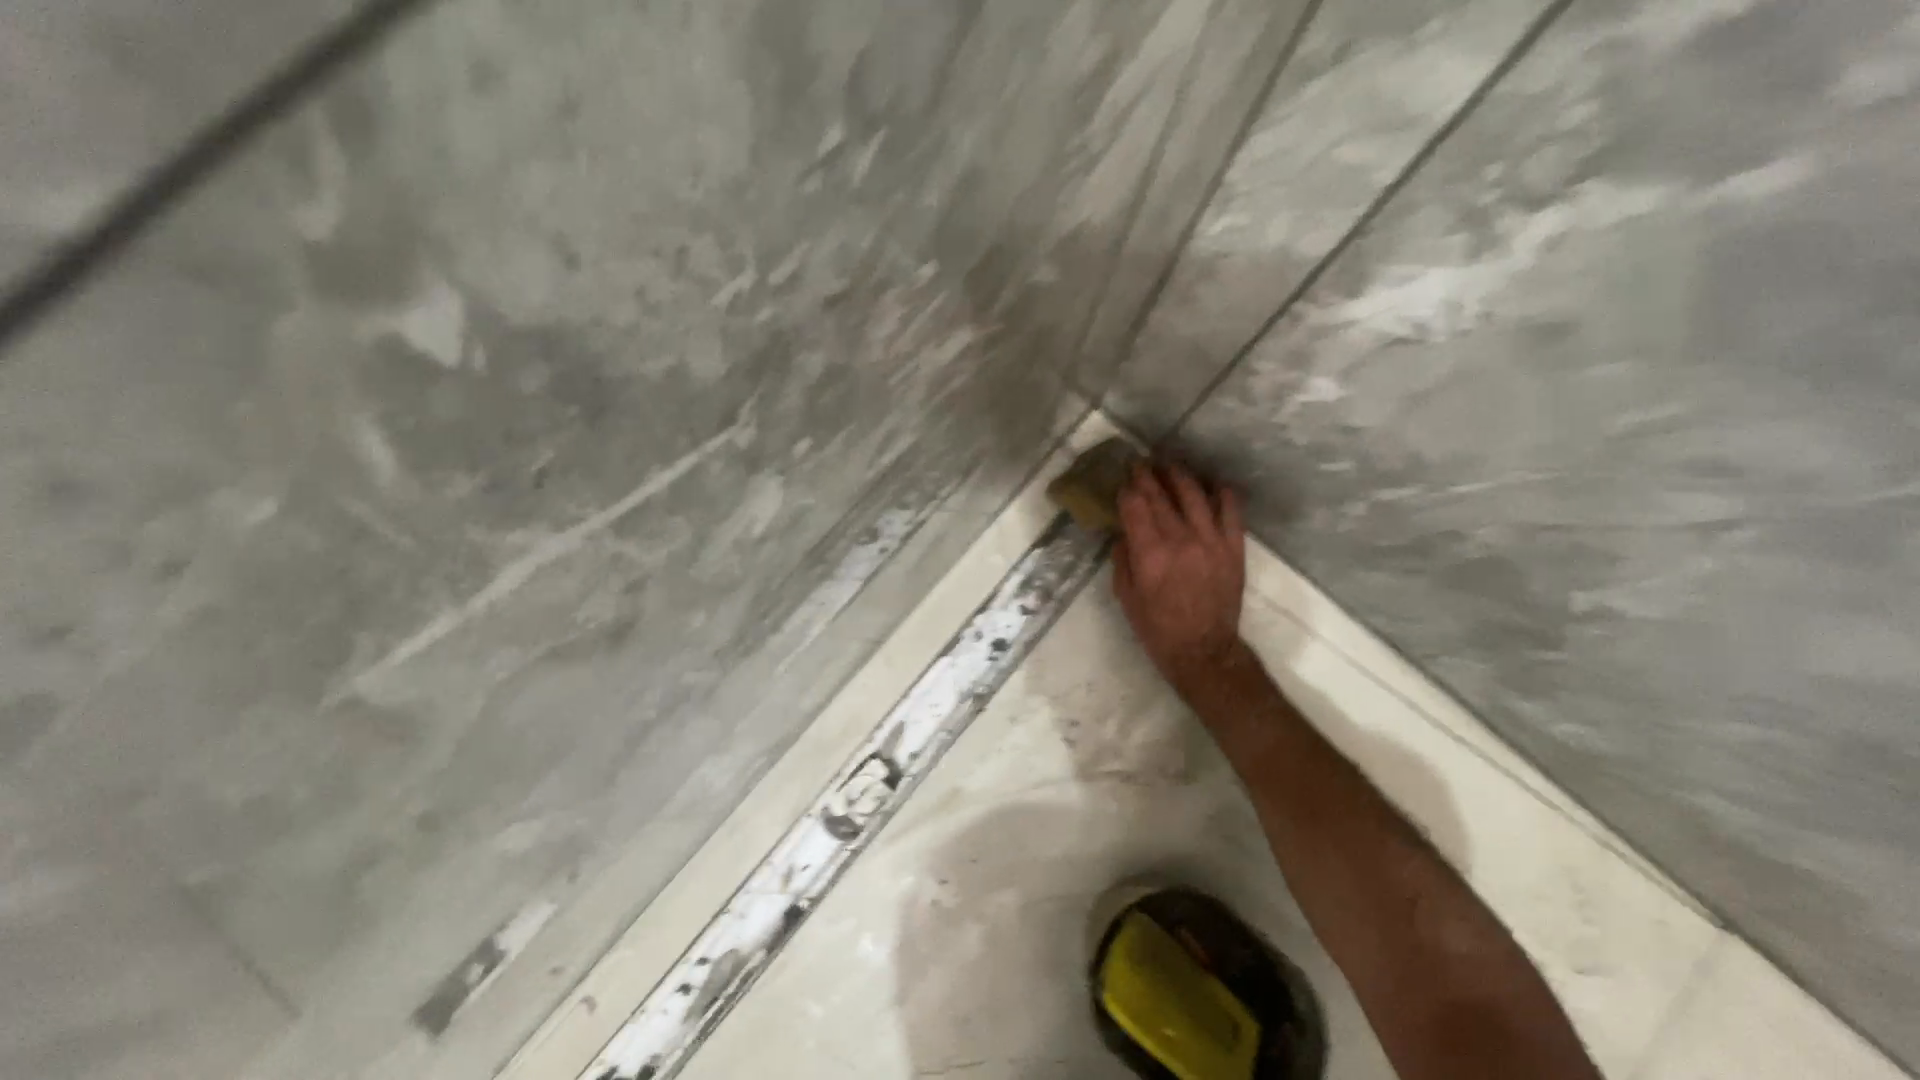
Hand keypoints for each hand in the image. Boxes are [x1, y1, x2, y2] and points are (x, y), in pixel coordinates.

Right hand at [1112, 460, 1247, 690]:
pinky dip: (1222, 493)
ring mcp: (1210, 540)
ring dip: (1179, 475)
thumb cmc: (1157, 628)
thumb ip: (1123, 559)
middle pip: (1160, 496)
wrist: (1203, 649)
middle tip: (1140, 463)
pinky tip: (1213, 484)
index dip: (1127, 489)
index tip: (1122, 481)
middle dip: (1147, 476)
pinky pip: (1231, 510)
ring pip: (1194, 494)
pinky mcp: (1233, 547)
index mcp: (1150, 553)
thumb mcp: (1126, 596)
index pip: (1135, 506)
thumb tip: (1125, 532)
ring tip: (1170, 465)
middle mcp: (1180, 540)